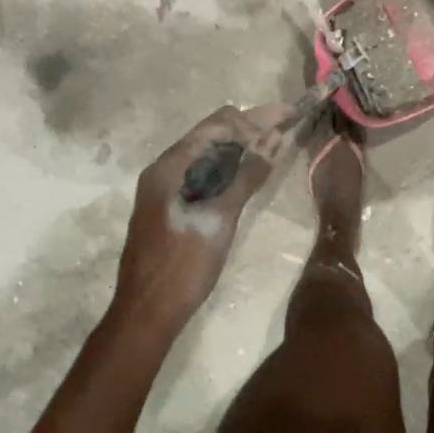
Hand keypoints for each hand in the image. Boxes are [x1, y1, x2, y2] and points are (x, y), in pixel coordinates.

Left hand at [115, 104, 292, 318]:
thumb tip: (274, 137)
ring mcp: (167, 188)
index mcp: (170, 165)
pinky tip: (251, 171)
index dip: (254, 118)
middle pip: (213, 135)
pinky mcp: (172, 206)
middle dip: (251, 128)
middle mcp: (165, 169)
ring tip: (276, 142)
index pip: (218, 124)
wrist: (145, 316)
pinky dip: (229, 168)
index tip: (287, 116)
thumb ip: (246, 175)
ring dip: (242, 147)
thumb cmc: (181, 266)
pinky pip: (205, 173)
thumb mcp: (219, 219)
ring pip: (210, 154)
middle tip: (288, 124)